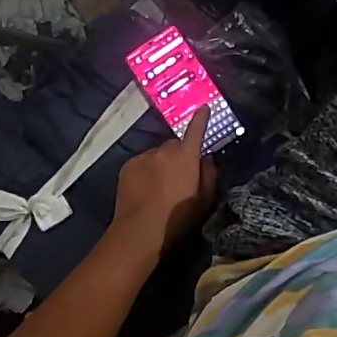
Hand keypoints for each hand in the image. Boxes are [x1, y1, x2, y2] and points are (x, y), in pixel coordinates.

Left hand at [112, 106, 217, 249]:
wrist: (140, 229)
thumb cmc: (178, 217)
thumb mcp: (204, 200)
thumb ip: (209, 175)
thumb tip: (207, 157)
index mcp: (186, 156)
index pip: (196, 130)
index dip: (201, 118)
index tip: (204, 107)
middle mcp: (164, 150)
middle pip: (175, 145)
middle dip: (178, 155)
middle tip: (179, 176)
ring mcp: (143, 156)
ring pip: (156, 154)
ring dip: (160, 163)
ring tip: (159, 186)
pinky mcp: (128, 165)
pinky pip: (141, 163)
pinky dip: (145, 171)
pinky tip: (145, 189)